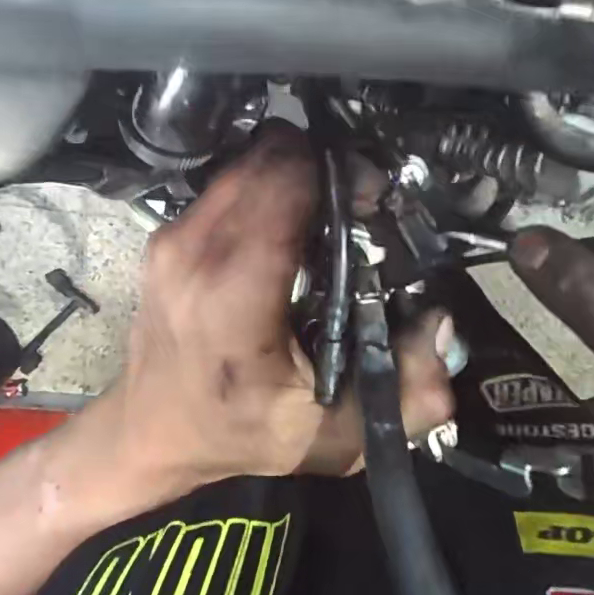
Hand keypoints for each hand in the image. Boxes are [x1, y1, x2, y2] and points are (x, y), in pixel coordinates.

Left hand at [100, 122, 453, 491]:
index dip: (340, 174)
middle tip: (357, 203)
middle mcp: (195, 252)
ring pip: (247, 163)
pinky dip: (266, 190)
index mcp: (233, 296)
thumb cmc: (239, 433)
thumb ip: (406, 395)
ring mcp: (172, 237)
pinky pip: (228, 184)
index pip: (287, 183)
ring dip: (295, 175)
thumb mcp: (335, 435)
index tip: (372, 198)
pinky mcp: (165, 234)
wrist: (151, 432)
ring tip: (325, 214)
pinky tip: (286, 228)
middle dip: (323, 166)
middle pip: (269, 159)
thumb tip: (442, 324)